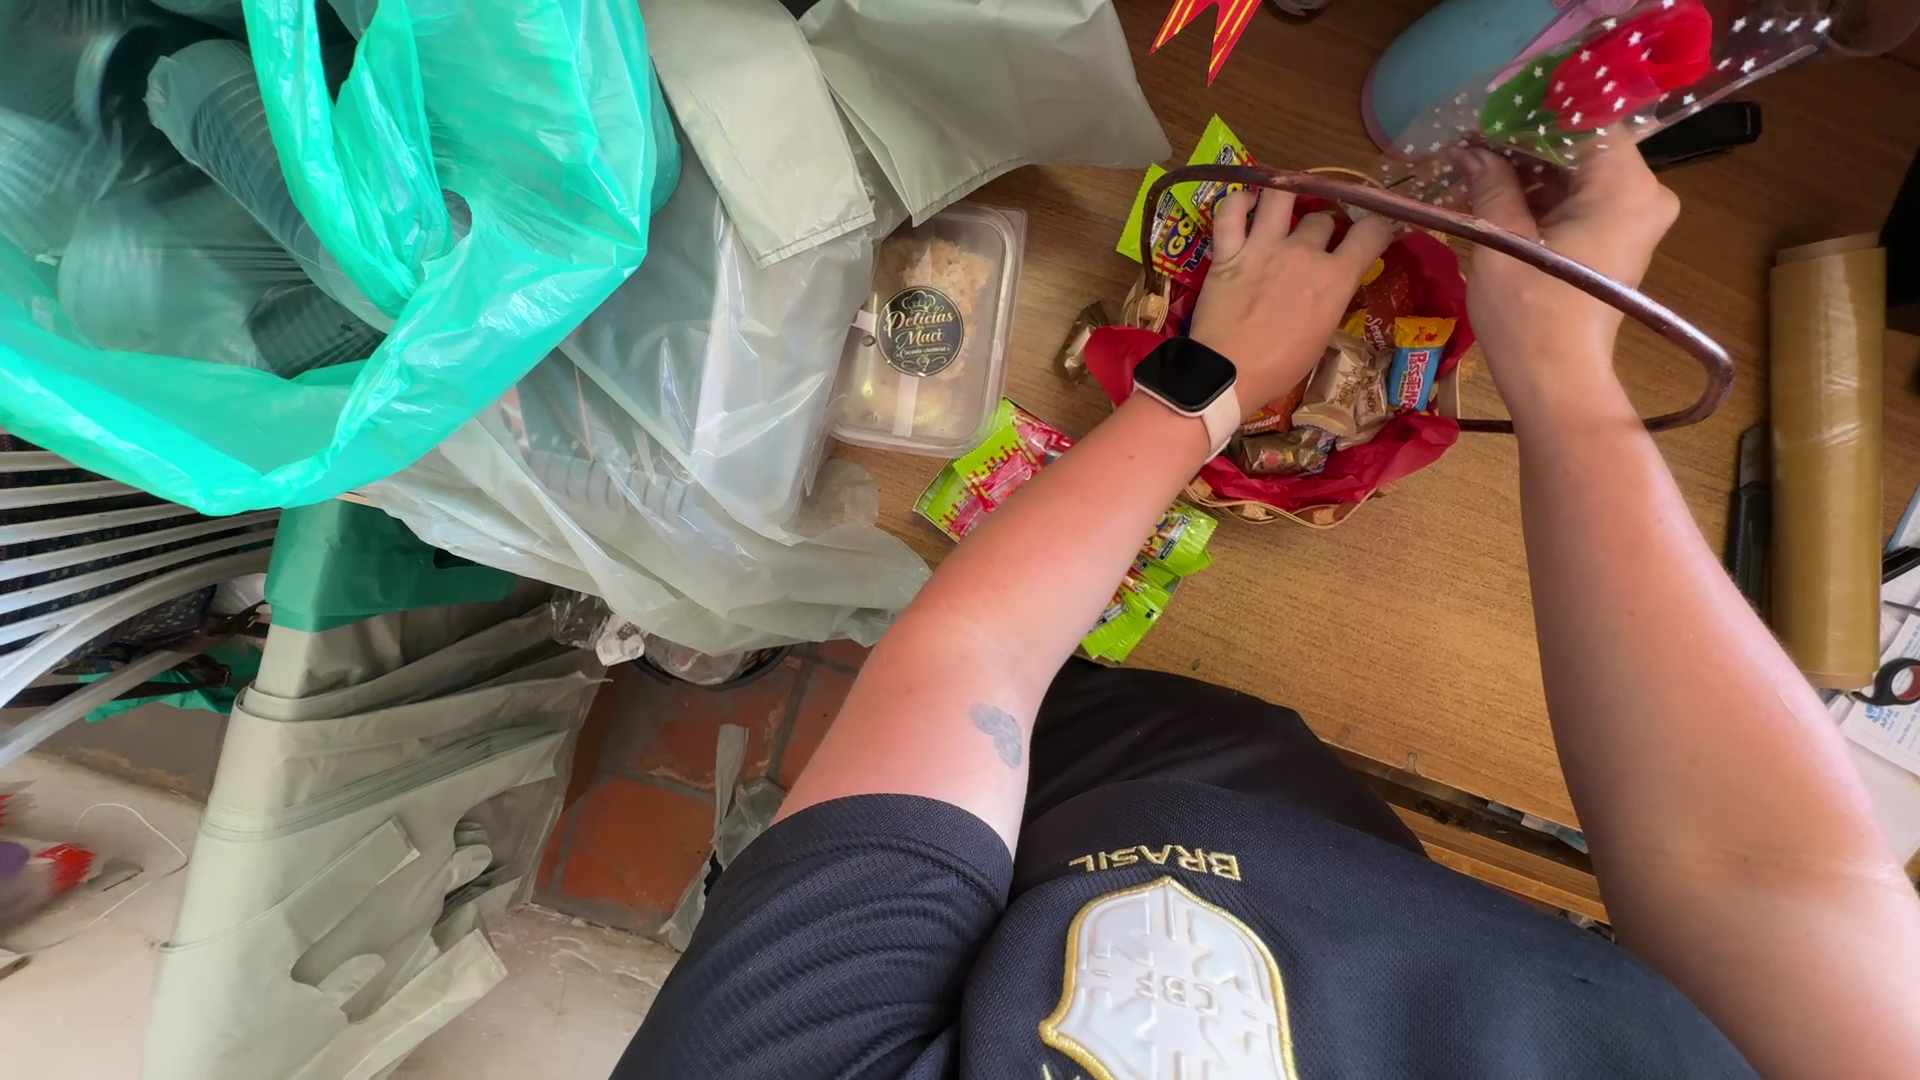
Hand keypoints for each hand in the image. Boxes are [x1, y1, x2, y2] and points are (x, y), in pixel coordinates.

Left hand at [1189, 188, 1395, 413]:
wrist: (1226, 376)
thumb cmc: (1277, 369)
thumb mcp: (1321, 338)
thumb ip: (1329, 301)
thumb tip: (1329, 288)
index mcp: (1335, 278)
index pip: (1373, 230)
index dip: (1377, 227)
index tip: (1372, 232)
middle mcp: (1303, 253)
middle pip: (1323, 218)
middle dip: (1323, 226)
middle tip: (1315, 241)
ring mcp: (1262, 249)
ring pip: (1282, 197)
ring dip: (1288, 196)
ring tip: (1285, 205)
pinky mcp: (1226, 254)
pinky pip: (1229, 212)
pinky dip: (1237, 201)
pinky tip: (1245, 202)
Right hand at [1454, 138, 1679, 419]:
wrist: (1554, 376)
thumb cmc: (1527, 314)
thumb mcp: (1500, 245)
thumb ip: (1492, 190)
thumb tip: (1471, 153)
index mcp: (1625, 187)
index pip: (1586, 122)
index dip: (1534, 118)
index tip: (1486, 125)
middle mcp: (1646, 193)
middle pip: (1585, 149)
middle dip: (1528, 148)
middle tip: (1473, 153)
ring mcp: (1638, 218)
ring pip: (1582, 176)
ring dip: (1532, 175)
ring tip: (1479, 179)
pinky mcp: (1622, 240)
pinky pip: (1584, 202)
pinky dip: (1545, 200)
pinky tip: (1503, 205)